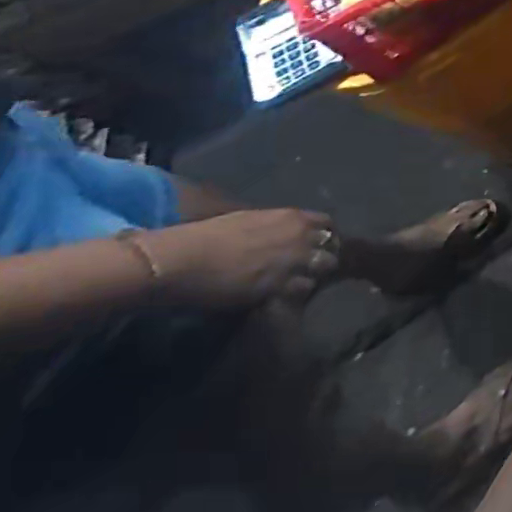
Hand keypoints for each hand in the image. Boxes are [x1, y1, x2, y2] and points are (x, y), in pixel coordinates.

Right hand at [145, 209, 338, 308]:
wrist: (180, 260)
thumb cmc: (205, 236)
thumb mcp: (251, 220)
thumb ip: (276, 225)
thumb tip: (284, 231)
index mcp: (294, 217)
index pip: (327, 224)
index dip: (324, 235)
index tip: (317, 245)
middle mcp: (302, 236)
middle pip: (332, 247)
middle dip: (324, 256)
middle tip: (309, 267)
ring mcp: (294, 261)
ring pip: (324, 268)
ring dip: (313, 274)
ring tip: (297, 282)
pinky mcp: (279, 285)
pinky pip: (303, 288)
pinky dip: (297, 292)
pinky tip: (283, 294)